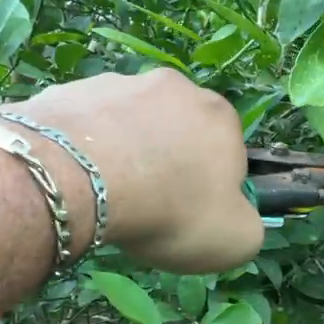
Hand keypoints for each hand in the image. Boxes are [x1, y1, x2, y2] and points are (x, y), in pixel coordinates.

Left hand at [6, 71, 262, 272]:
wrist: (80, 180)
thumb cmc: (171, 211)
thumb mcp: (235, 241)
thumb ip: (250, 227)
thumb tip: (238, 218)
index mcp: (221, 116)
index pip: (229, 155)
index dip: (213, 190)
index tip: (191, 216)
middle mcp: (176, 87)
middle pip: (179, 134)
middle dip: (169, 165)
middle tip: (150, 207)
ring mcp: (121, 82)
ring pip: (132, 126)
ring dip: (127, 154)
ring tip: (108, 196)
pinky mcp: (74, 89)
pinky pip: (89, 125)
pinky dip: (87, 149)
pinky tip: (78, 180)